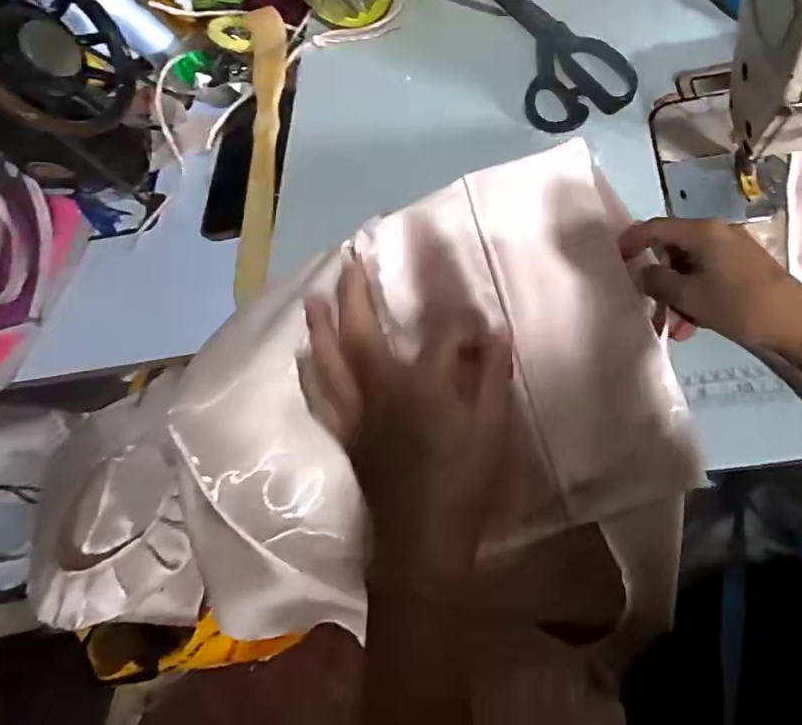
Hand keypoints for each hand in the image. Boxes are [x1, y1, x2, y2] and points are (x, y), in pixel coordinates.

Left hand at [301, 257, 513, 594]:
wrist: (421, 543)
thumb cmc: (463, 481)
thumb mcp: (493, 426)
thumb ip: (493, 374)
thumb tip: (497, 331)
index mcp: (422, 385)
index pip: (443, 336)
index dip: (465, 327)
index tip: (482, 331)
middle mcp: (380, 391)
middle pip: (361, 334)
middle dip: (355, 294)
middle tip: (349, 259)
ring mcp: (357, 414)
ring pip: (329, 362)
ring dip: (322, 326)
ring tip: (314, 297)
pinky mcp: (346, 435)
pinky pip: (320, 397)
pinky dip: (310, 372)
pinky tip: (304, 359)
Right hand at [618, 217, 801, 355]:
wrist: (797, 324)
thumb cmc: (739, 305)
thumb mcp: (690, 296)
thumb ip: (658, 281)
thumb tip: (643, 272)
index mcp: (703, 230)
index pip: (656, 227)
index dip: (632, 241)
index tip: (616, 260)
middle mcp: (718, 232)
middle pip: (674, 250)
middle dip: (660, 281)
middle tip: (652, 309)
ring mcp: (734, 249)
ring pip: (692, 268)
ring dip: (679, 296)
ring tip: (677, 329)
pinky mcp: (746, 267)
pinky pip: (710, 276)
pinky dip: (698, 296)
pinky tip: (695, 326)